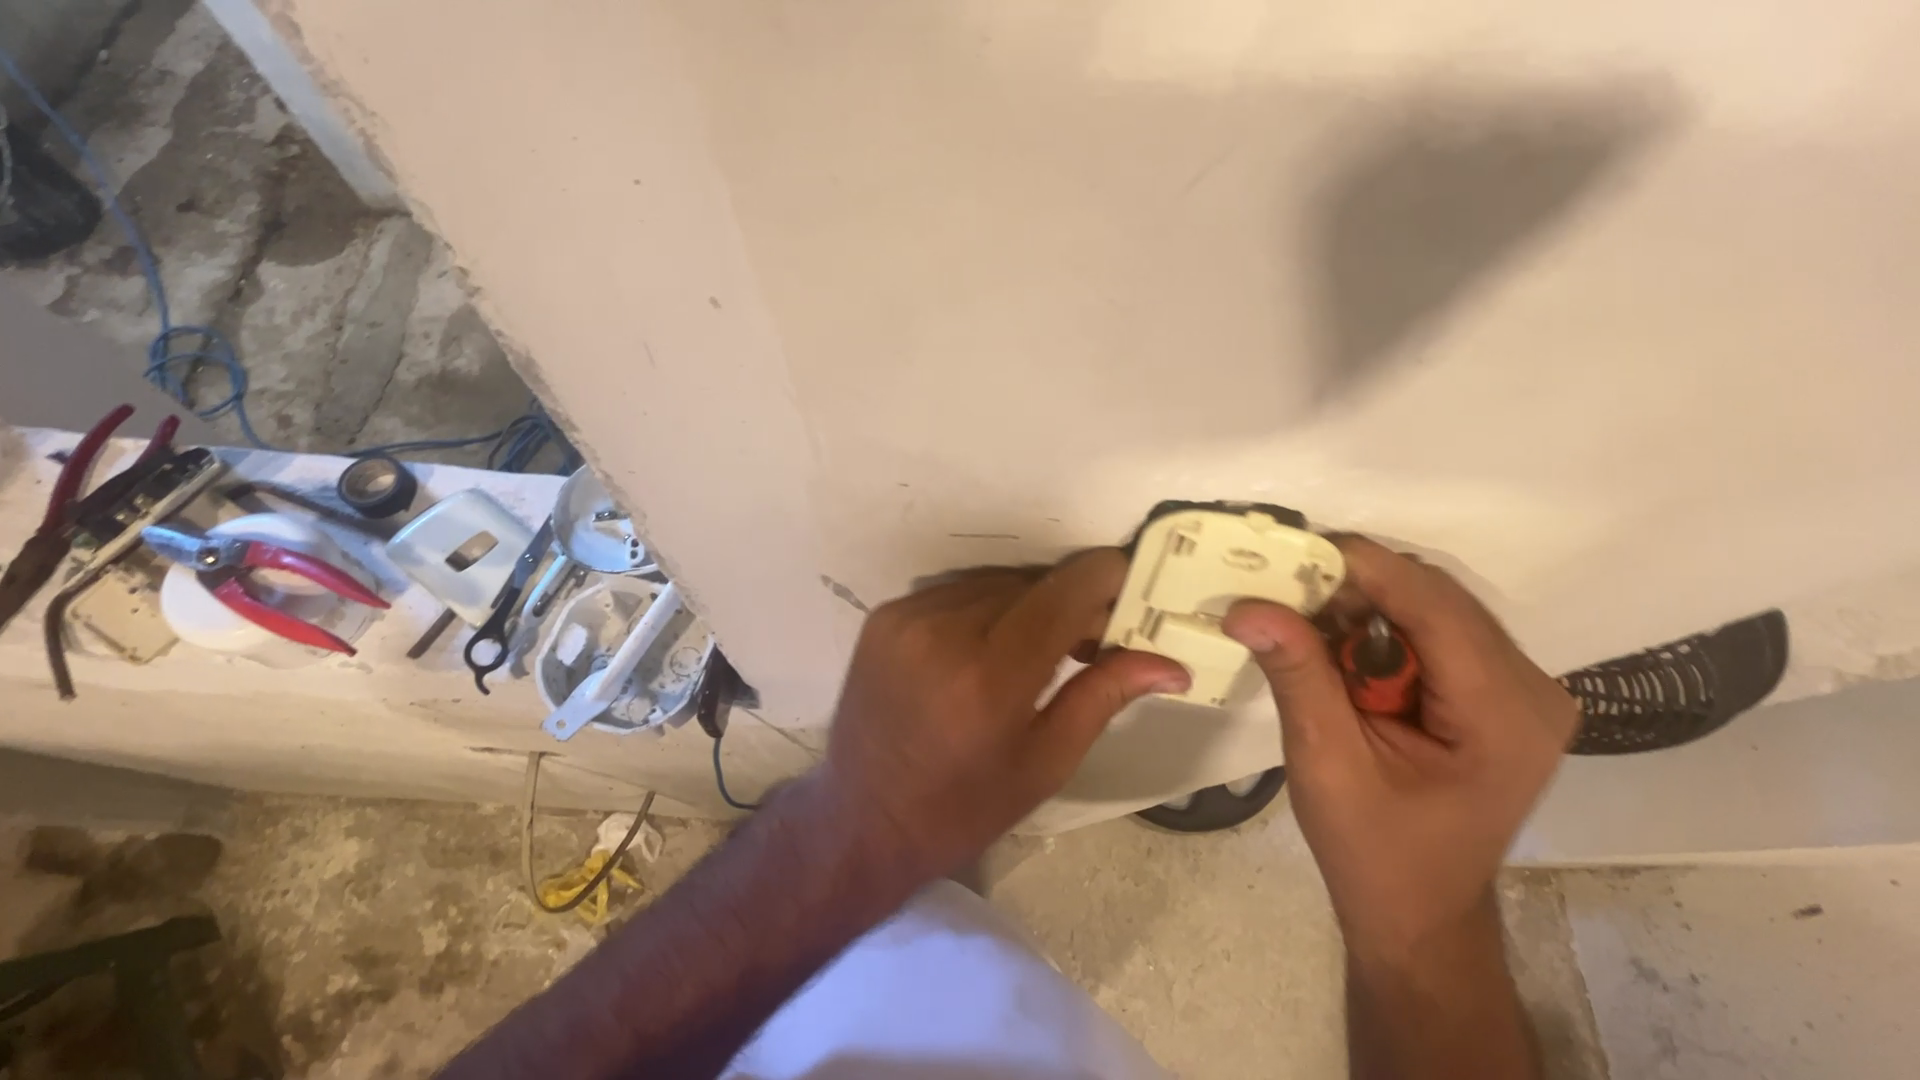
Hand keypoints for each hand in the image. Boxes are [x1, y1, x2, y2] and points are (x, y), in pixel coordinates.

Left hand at [821, 549, 1190, 879]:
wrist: (861, 819)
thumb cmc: (964, 807)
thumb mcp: (1046, 761)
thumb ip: (1105, 695)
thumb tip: (1171, 664)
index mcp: (991, 676)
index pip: (1066, 591)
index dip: (1108, 578)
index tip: (1132, 590)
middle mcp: (945, 631)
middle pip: (1033, 583)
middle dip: (1072, 602)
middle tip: (1092, 640)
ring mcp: (907, 618)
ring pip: (996, 583)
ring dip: (1028, 604)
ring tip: (1042, 647)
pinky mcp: (885, 616)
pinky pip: (956, 592)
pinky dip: (986, 608)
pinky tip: (992, 644)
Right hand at [1221, 536, 1577, 961]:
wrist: (1418, 913)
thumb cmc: (1374, 852)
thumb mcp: (1327, 764)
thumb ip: (1298, 676)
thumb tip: (1248, 606)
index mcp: (1504, 715)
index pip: (1435, 607)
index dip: (1364, 567)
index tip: (1289, 549)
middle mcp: (1531, 690)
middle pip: (1438, 599)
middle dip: (1357, 586)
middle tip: (1282, 589)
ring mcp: (1520, 691)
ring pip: (1434, 608)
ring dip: (1364, 605)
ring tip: (1299, 617)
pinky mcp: (1496, 695)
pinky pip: (1434, 633)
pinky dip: (1378, 629)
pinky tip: (1333, 645)